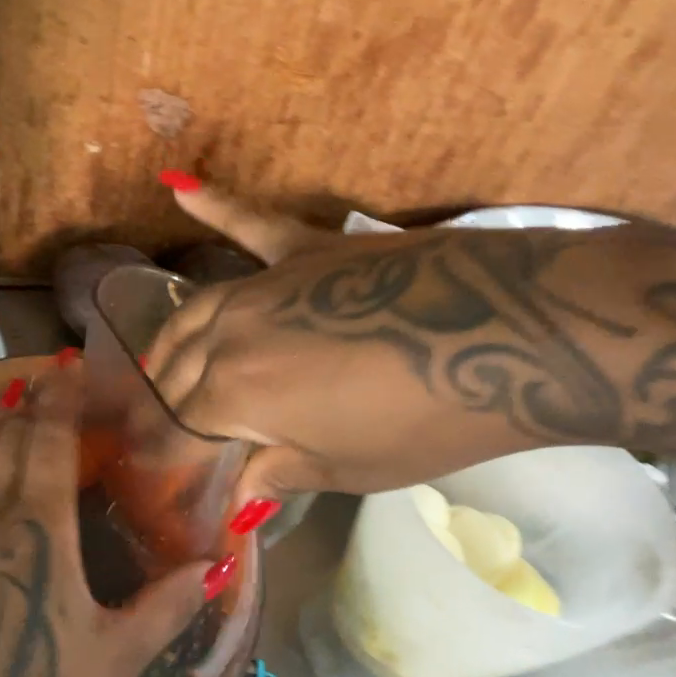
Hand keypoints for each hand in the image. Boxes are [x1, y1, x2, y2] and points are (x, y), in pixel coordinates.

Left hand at [0, 361, 210, 676]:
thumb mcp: (118, 654)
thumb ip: (167, 604)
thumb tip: (217, 565)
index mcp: (42, 526)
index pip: (51, 442)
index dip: (60, 401)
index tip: (68, 369)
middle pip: (11, 442)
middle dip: (30, 407)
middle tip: (45, 382)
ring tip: (4, 409)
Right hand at [145, 183, 549, 506]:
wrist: (510, 335)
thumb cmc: (427, 419)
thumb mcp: (350, 468)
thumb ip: (278, 473)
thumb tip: (240, 491)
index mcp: (232, 393)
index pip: (181, 422)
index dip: (173, 451)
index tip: (171, 473)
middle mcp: (228, 333)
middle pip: (179, 367)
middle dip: (170, 401)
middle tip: (174, 427)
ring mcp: (262, 284)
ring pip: (196, 310)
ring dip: (174, 340)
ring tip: (165, 361)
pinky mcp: (303, 250)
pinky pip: (248, 224)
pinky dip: (213, 205)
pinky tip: (177, 185)